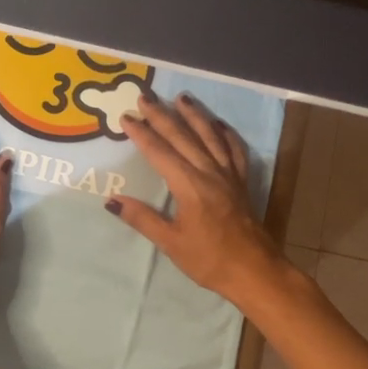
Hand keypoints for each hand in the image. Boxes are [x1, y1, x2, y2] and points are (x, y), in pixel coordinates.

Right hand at [107, 93, 285, 304]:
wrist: (256, 272)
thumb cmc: (209, 260)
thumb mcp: (170, 242)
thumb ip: (142, 218)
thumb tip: (111, 200)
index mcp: (189, 186)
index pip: (160, 152)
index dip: (142, 133)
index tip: (126, 117)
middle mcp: (209, 174)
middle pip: (183, 138)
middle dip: (163, 116)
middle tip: (145, 96)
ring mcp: (228, 176)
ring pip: (210, 137)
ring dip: (194, 116)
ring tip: (182, 98)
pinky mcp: (241, 183)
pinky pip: (234, 150)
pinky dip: (226, 134)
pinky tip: (218, 123)